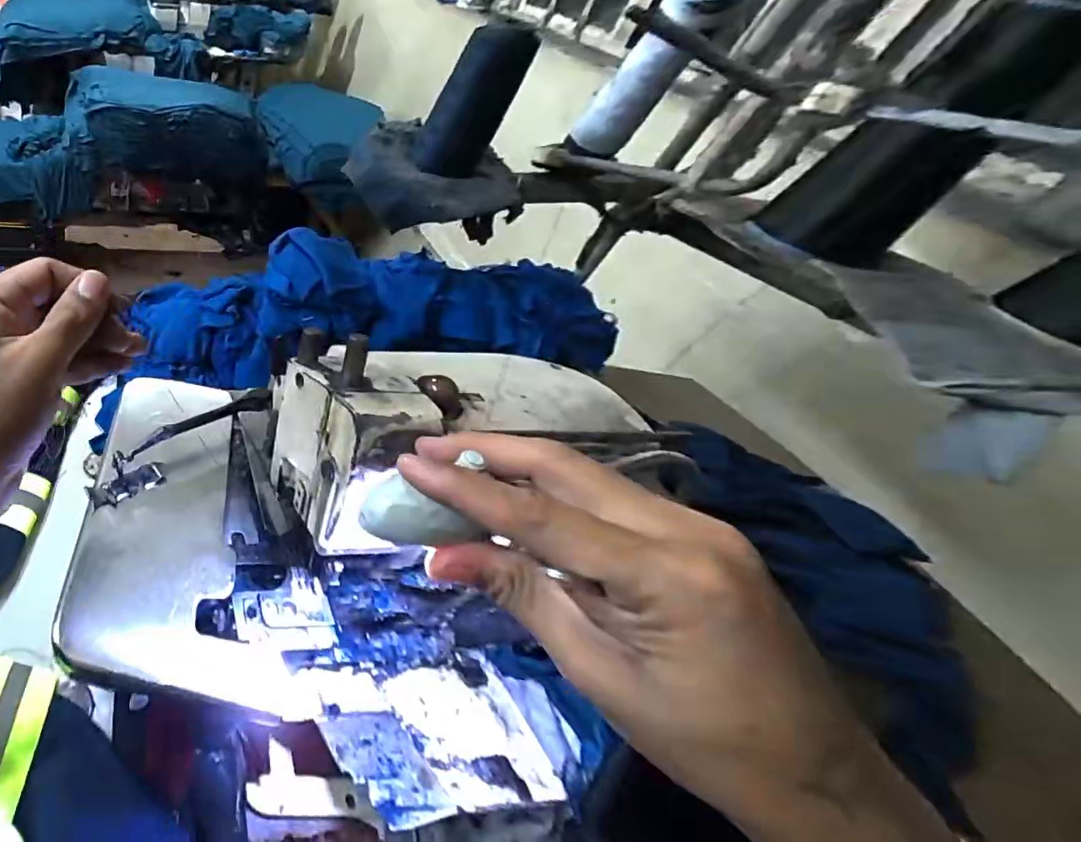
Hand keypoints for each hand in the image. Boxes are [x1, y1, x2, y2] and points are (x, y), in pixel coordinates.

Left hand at [0, 258, 143, 535]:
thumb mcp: (39, 362)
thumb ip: (72, 318)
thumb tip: (98, 278)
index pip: (46, 273)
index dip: (86, 287)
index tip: (122, 312)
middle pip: (54, 304)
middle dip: (97, 319)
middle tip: (136, 342)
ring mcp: (3, 358)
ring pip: (56, 337)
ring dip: (96, 343)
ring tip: (136, 354)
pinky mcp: (12, 389)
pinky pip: (50, 365)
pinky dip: (81, 365)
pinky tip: (114, 368)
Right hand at [397, 434, 953, 841]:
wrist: (823, 780)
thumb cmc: (704, 741)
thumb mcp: (597, 672)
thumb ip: (520, 594)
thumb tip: (440, 556)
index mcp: (667, 573)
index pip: (539, 514)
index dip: (464, 488)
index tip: (408, 466)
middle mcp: (687, 528)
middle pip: (564, 468)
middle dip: (486, 452)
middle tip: (425, 451)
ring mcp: (699, 524)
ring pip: (584, 473)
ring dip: (513, 465)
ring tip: (453, 464)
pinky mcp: (697, 532)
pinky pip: (606, 496)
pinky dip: (548, 490)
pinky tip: (512, 494)